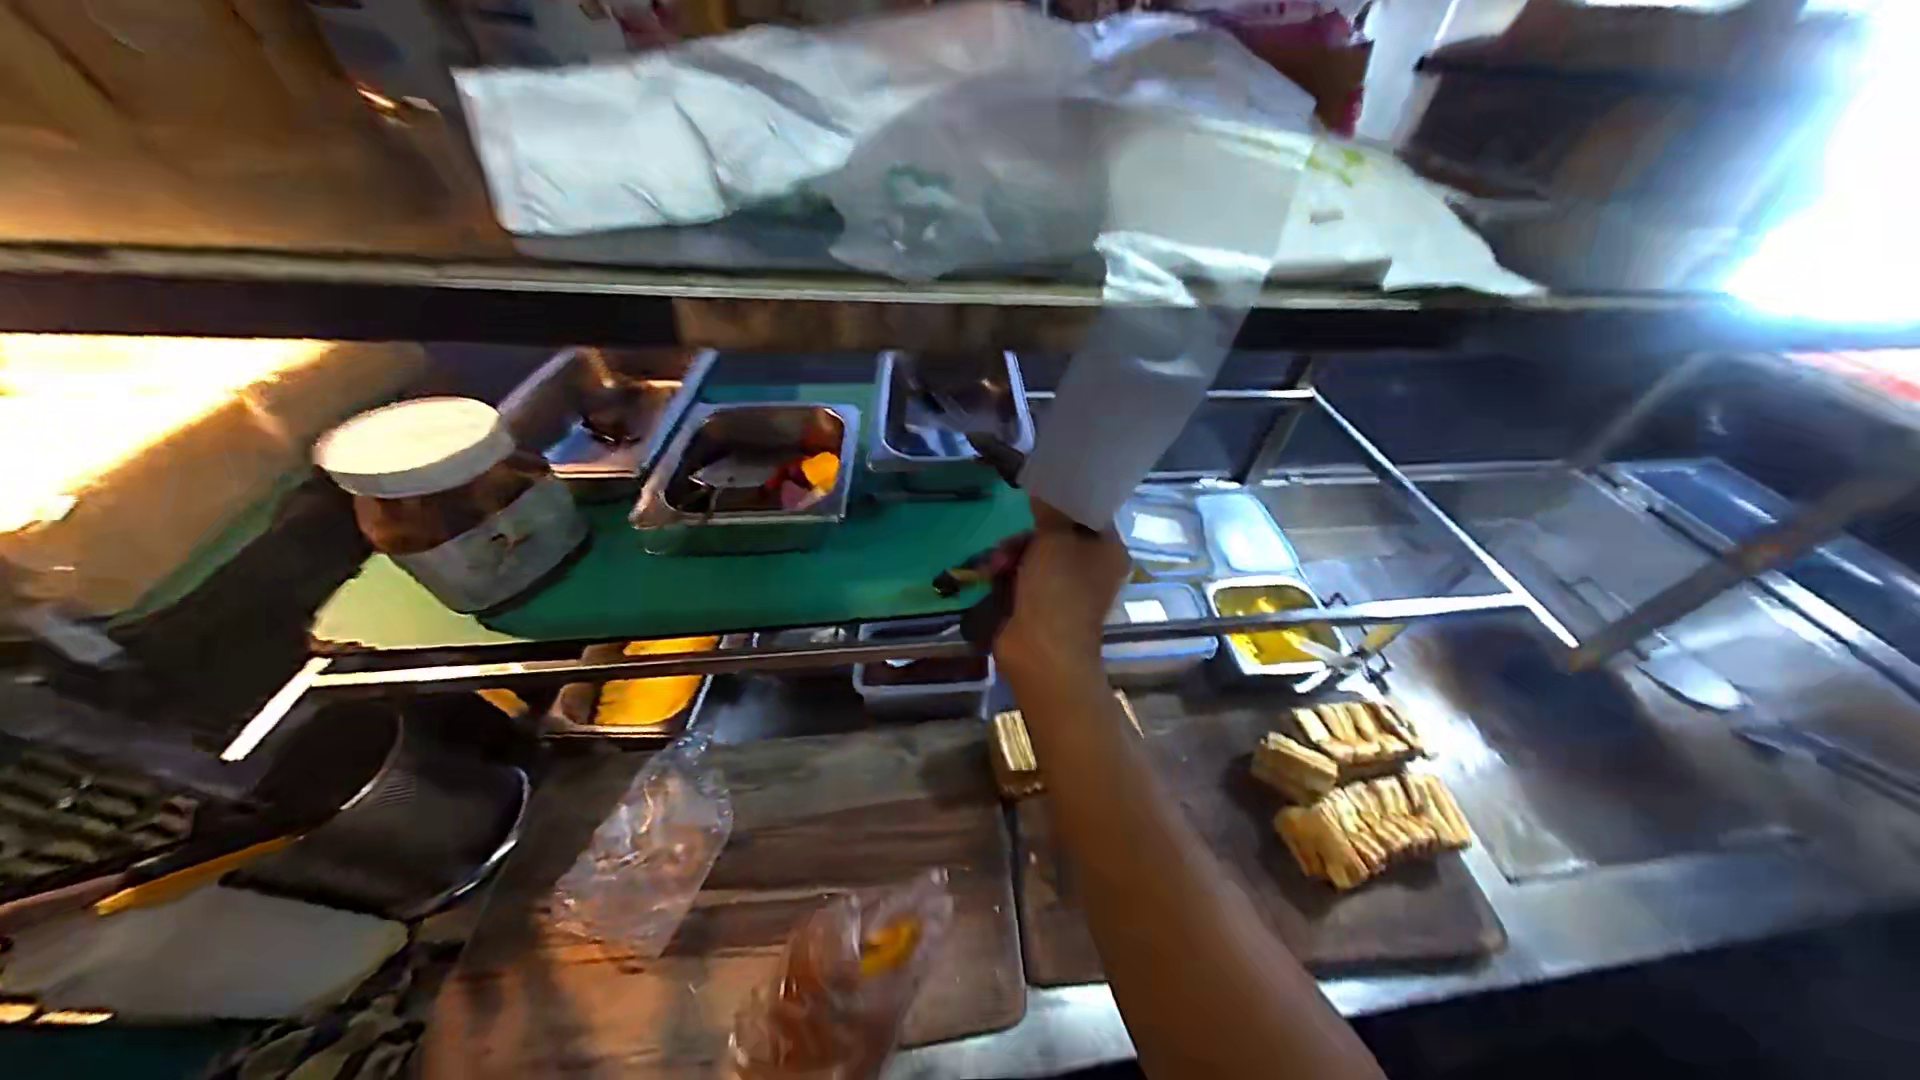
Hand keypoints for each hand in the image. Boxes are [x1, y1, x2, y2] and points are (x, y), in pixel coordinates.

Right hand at [993, 497, 1130, 693]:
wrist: (1042, 651)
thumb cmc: (1058, 589)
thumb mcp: (1054, 539)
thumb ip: (1050, 510)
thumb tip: (1045, 489)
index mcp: (1108, 550)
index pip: (1088, 514)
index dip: (1062, 503)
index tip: (1036, 496)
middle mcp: (1091, 568)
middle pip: (1056, 534)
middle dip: (1026, 537)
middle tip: (1011, 543)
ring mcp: (1065, 588)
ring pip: (1034, 555)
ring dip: (1010, 555)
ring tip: (996, 565)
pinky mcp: (1040, 603)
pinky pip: (1022, 575)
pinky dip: (1006, 574)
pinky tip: (991, 574)